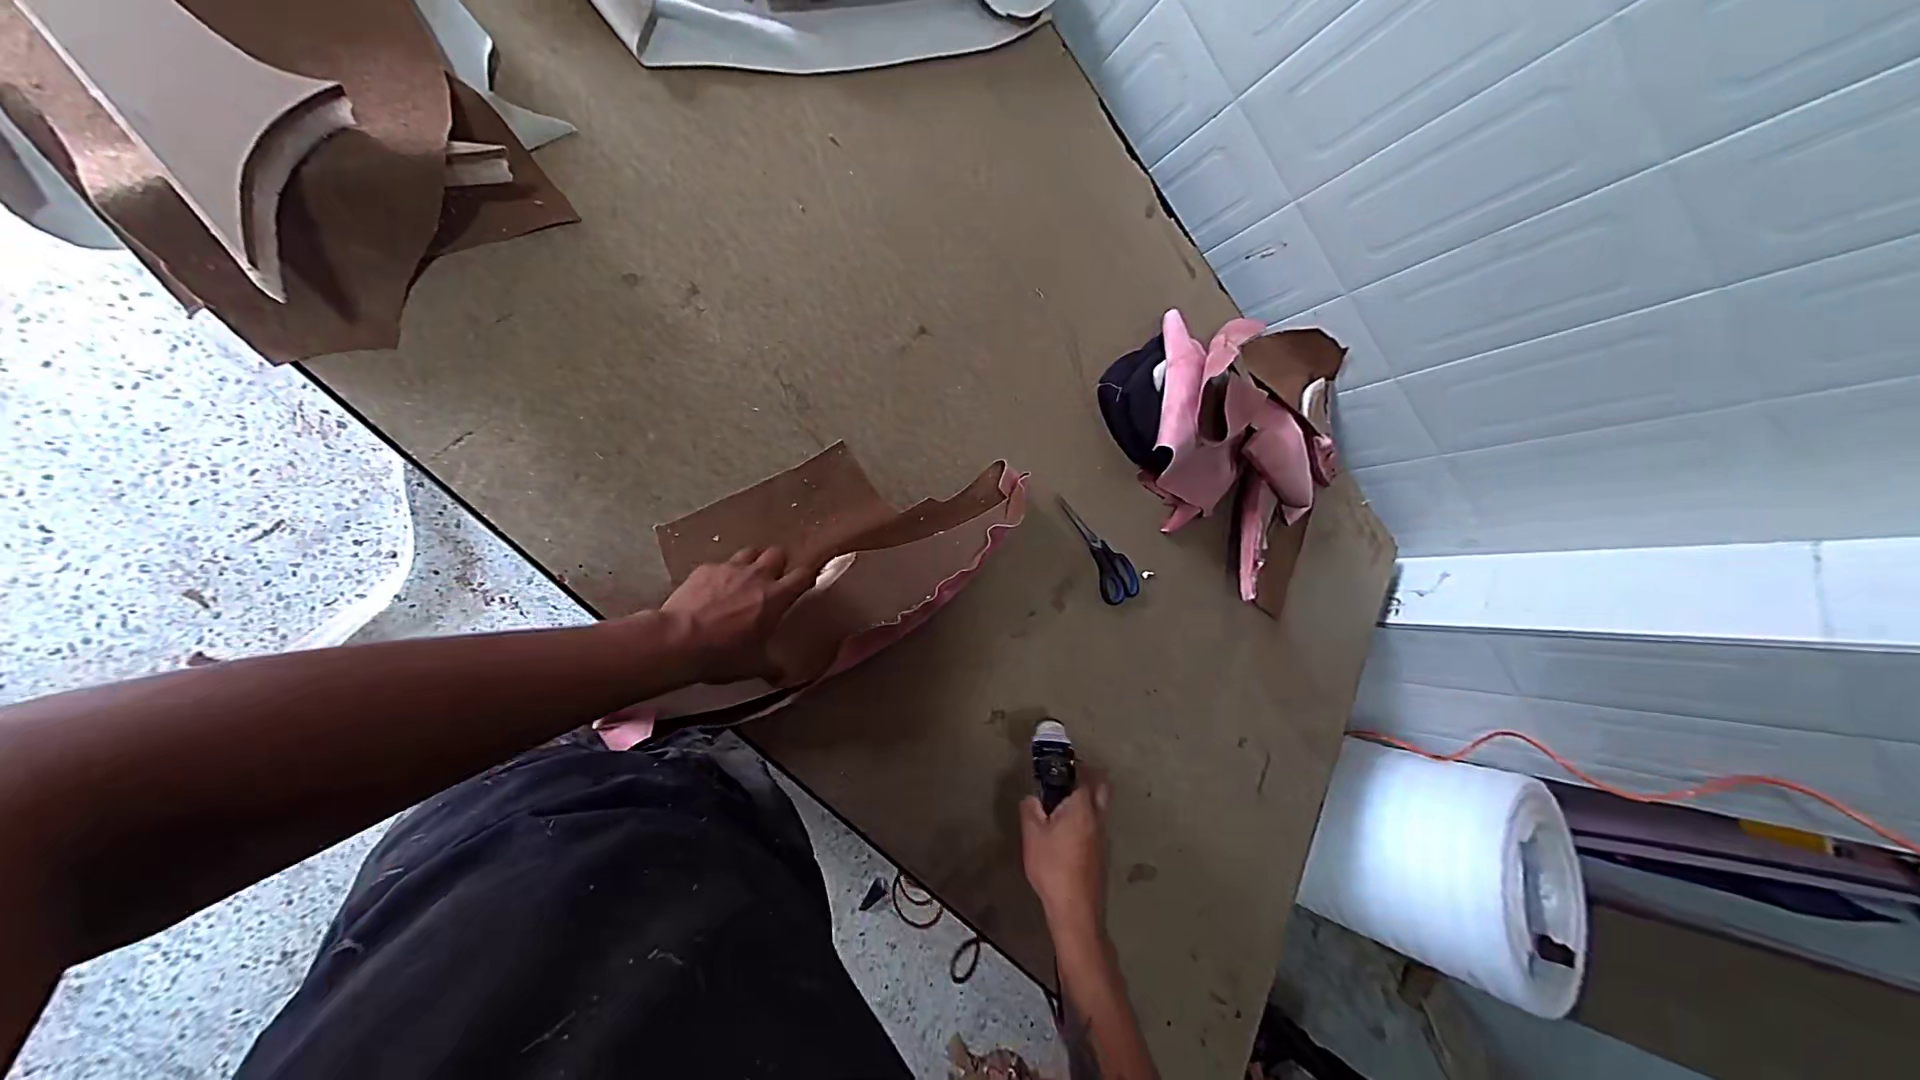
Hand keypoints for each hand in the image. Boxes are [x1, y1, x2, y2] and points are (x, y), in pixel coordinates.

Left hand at [659, 547, 818, 683]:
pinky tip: (712, 590)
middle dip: (779, 563)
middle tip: (773, 579)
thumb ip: (772, 666)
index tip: (806, 582)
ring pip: (750, 552)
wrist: (677, 641)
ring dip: (752, 563)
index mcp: (775, 597)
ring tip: (744, 580)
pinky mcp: (705, 569)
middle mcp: (756, 576)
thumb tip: (782, 676)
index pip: (804, 575)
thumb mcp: (753, 666)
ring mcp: (729, 569)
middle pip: (778, 552)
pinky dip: (721, 574)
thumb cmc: (722, 654)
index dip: (808, 576)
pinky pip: (719, 565)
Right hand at [1020, 767, 1111, 938]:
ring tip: (1063, 800)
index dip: (1071, 762)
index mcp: (1083, 806)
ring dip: (1087, 795)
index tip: (1057, 761)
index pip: (1083, 772)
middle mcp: (1098, 816)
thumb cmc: (1052, 867)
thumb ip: (1030, 808)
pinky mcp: (1102, 851)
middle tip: (1066, 774)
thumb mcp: (1031, 834)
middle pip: (1102, 784)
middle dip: (1087, 773)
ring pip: (1101, 804)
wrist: (1075, 908)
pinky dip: (1086, 814)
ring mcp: (1103, 835)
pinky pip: (1097, 821)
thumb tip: (1034, 798)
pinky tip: (1067, 826)